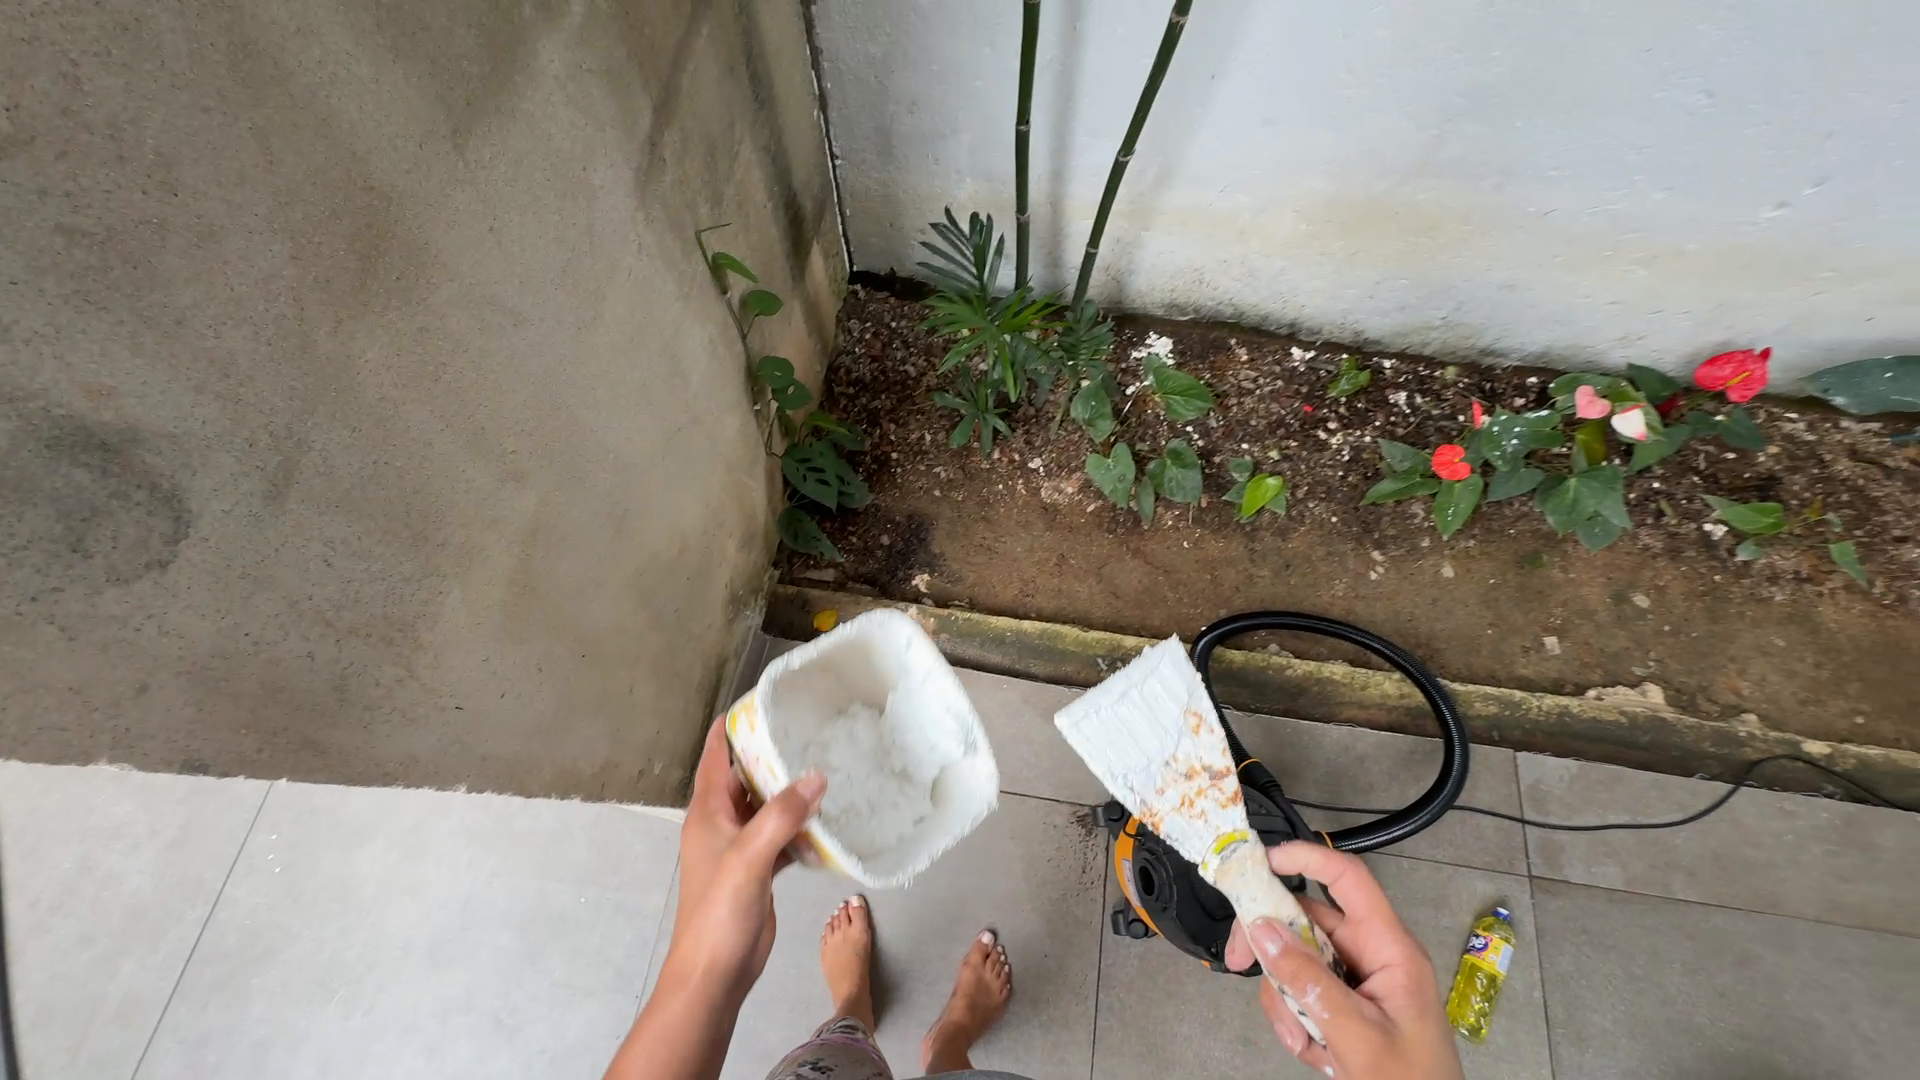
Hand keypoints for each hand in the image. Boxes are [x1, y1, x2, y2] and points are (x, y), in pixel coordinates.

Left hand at [660, 719, 826, 1005]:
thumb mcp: (750, 856)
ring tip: (825, 764)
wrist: (715, 973)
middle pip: (746, 777)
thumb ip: (782, 815)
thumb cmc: (721, 910)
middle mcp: (721, 822)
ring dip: (790, 790)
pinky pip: (781, 835)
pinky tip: (827, 819)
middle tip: (808, 728)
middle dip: (772, 754)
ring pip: (766, 806)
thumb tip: (817, 776)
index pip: (715, 755)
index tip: (761, 700)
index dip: (732, 726)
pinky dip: (800, 826)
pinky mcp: (758, 868)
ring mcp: (740, 846)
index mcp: (708, 812)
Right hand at [1225, 842, 1462, 1079]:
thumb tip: (1259, 928)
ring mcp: (1356, 981)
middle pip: (1306, 919)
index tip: (1260, 861)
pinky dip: (1294, 1020)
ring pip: (1296, 958)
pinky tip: (1311, 1053)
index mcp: (1389, 948)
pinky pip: (1301, 991)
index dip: (1306, 858)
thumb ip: (1308, 982)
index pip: (1348, 879)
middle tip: (1237, 962)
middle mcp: (1371, 954)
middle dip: (1270, 943)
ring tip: (1299, 1040)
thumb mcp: (1357, 1036)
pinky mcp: (1344, 1006)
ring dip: (1284, 997)